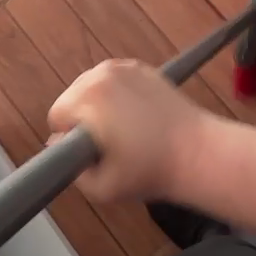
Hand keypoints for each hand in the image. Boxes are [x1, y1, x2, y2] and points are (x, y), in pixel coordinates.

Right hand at [47, 60, 213, 203]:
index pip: (57, 115)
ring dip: (98, 105)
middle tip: (108, 144)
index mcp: (88, 98)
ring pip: (91, 86)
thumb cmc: (149, 171)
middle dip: (82, 119)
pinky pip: (113, 79)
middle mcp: (100, 73)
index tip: (91, 153)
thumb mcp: (101, 188)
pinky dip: (116, 94)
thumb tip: (58, 145)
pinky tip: (135, 115)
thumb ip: (71, 170)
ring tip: (123, 130)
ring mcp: (122, 66)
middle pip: (72, 97)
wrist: (198, 152)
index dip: (68, 138)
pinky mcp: (140, 66)